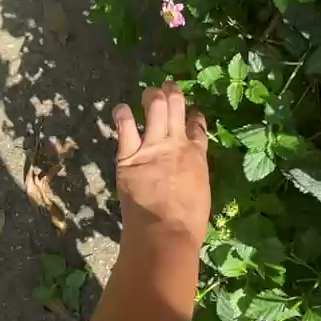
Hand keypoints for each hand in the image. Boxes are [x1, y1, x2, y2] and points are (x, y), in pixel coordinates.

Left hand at [110, 83, 210, 253]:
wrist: (165, 233)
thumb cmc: (187, 223)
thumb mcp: (200, 193)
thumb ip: (193, 175)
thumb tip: (188, 175)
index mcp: (196, 155)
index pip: (197, 125)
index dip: (194, 116)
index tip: (191, 112)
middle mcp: (176, 143)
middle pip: (176, 106)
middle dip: (171, 92)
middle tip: (167, 87)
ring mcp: (152, 146)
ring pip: (154, 107)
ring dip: (151, 95)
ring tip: (148, 92)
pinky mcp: (129, 154)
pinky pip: (125, 125)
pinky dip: (122, 114)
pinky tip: (120, 110)